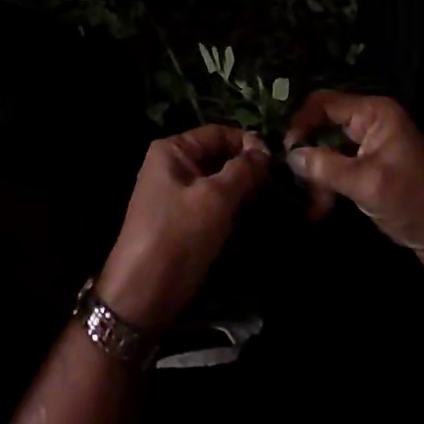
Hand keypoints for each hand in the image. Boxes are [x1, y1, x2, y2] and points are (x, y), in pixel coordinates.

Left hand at [97, 125, 270, 328]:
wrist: (144, 290)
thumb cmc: (178, 234)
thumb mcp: (215, 197)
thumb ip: (242, 170)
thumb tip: (264, 150)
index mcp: (173, 150)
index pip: (218, 133)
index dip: (247, 143)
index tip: (277, 161)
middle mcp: (173, 166)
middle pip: (219, 157)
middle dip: (248, 169)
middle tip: (278, 186)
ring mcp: (178, 194)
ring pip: (220, 182)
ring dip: (244, 191)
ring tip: (270, 202)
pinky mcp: (185, 220)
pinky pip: (214, 205)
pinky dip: (234, 209)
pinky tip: (254, 218)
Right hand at [284, 92, 423, 267]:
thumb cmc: (415, 202)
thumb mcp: (367, 184)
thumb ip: (326, 166)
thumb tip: (290, 155)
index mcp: (375, 113)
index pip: (323, 103)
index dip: (301, 122)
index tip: (287, 150)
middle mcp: (372, 121)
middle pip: (323, 126)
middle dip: (309, 155)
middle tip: (296, 182)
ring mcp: (371, 143)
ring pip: (328, 150)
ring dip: (317, 176)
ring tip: (315, 206)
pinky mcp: (370, 165)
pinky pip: (338, 166)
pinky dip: (328, 185)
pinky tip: (320, 208)